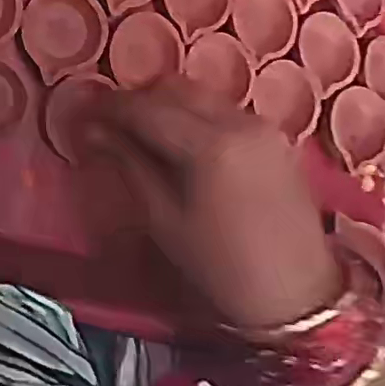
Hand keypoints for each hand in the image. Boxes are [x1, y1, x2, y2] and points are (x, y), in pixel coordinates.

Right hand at [80, 80, 345, 329]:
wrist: (299, 297)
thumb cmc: (222, 267)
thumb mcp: (164, 219)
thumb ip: (128, 163)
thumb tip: (92, 131)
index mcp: (209, 145)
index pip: (146, 108)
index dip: (110, 107)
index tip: (85, 113)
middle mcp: (238, 121)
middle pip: (174, 88)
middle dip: (138, 100)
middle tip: (111, 123)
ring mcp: (261, 124)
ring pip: (200, 94)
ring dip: (166, 104)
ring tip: (142, 133)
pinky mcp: (274, 135)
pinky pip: (222, 108)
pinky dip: (194, 114)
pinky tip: (181, 142)